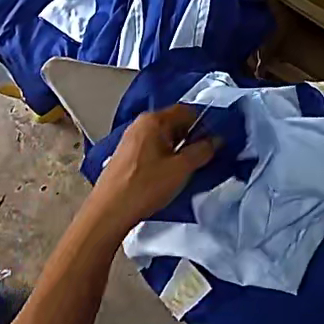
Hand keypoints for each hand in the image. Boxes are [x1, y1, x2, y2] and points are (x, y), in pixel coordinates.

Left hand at [86, 105, 217, 233]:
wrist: (108, 212)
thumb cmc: (145, 186)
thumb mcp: (182, 168)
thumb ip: (202, 150)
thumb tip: (215, 140)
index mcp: (153, 120)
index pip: (187, 111)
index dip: (204, 124)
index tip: (214, 141)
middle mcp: (140, 124)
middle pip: (174, 122)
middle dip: (192, 137)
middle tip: (204, 155)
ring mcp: (130, 139)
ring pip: (164, 137)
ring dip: (179, 148)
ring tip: (188, 167)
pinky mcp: (126, 155)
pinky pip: (153, 148)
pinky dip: (165, 156)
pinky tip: (169, 174)